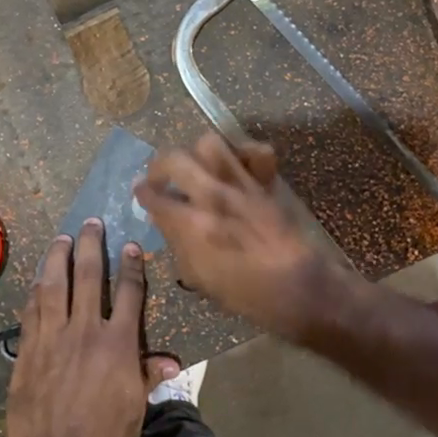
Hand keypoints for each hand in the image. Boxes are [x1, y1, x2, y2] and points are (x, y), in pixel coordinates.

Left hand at [4, 219, 148, 436]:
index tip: (130, 245)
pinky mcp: (28, 349)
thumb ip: (149, 375)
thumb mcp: (135, 407)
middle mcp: (86, 330)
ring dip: (57, 258)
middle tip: (92, 223)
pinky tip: (37, 280)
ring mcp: (53, 337)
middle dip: (91, 245)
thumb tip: (172, 361)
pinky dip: (35, 291)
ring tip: (61, 238)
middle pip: (88, 276)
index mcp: (118, 343)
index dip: (131, 266)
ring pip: (54, 285)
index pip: (129, 293)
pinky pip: (31, 310)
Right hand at [135, 133, 332, 338]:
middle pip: (174, 159)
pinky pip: (257, 151)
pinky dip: (245, 152)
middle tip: (161, 177)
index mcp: (192, 223)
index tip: (141, 193)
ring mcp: (241, 184)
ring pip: (209, 144)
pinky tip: (237, 164)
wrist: (296, 286)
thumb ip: (179, 243)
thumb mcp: (198, 277)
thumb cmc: (245, 292)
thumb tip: (169, 221)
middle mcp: (212, 195)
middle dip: (159, 166)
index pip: (155, 197)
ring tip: (196, 166)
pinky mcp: (265, 182)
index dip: (143, 194)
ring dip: (196, 153)